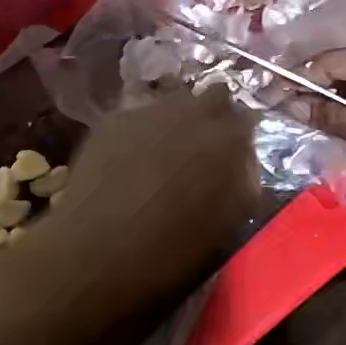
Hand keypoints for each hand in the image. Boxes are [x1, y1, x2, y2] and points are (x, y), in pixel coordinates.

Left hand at [54, 88, 260, 268]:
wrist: (96, 249)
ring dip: (177, 117)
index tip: (236, 153)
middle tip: (204, 144)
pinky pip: (140, 113)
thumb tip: (241, 164)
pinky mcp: (115, 117)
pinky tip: (131, 154)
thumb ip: (242, 183)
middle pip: (215, 95)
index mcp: (229, 139)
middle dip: (214, 113)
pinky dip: (143, 128)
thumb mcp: (227, 225)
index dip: (241, 136)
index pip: (249, 119)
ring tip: (166, 148)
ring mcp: (151, 109)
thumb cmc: (171, 250)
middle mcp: (194, 112)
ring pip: (175, 99)